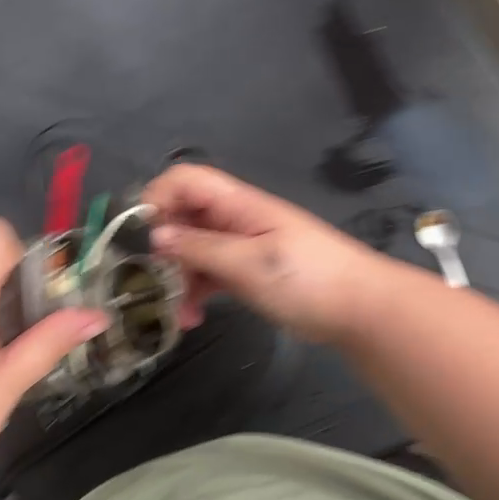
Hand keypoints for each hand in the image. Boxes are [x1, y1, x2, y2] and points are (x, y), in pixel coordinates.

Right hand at [143, 165, 398, 343]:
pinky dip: (194, 293)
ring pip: (190, 250)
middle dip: (159, 246)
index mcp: (237, 204)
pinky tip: (189, 319)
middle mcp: (233, 219)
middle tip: (145, 279)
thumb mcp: (249, 263)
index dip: (156, 198)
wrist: (361, 310)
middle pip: (181, 216)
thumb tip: (154, 235)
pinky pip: (206, 275)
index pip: (184, 181)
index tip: (137, 236)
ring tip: (172, 310)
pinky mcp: (244, 273)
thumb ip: (200, 248)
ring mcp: (239, 247)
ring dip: (175, 277)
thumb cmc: (308, 278)